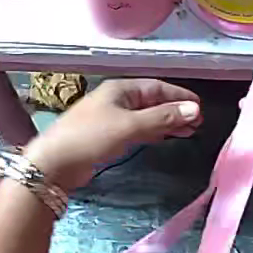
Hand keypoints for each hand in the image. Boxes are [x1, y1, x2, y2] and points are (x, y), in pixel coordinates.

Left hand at [24, 79, 201, 190]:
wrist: (53, 164)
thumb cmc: (91, 138)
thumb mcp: (131, 126)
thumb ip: (164, 117)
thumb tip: (195, 109)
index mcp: (121, 89)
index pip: (158, 87)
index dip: (180, 96)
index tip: (200, 108)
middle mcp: (117, 99)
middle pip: (154, 101)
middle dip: (176, 110)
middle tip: (198, 123)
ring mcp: (112, 118)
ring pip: (147, 116)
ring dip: (167, 122)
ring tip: (188, 132)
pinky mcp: (108, 136)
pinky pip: (138, 129)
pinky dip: (154, 132)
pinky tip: (165, 138)